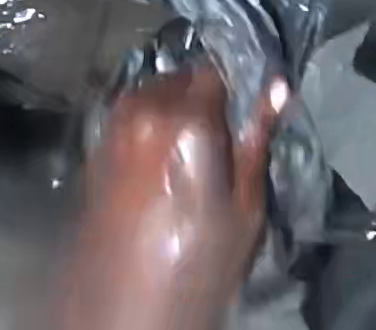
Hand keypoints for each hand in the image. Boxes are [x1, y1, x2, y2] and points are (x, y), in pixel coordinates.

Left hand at [51, 66, 286, 329]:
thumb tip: (279, 84)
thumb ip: (257, 137)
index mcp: (187, 120)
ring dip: (171, 103)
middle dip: (200, 94)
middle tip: (214, 133)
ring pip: (153, 90)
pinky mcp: (97, 142)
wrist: (125, 314)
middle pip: (181, 77)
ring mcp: (116, 124)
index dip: (230, 86)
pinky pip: (129, 110)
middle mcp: (147, 109)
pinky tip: (156, 155)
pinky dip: (147, 119)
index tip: (238, 108)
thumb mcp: (245, 207)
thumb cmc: (199, 262)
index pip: (214, 71)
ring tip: (183, 145)